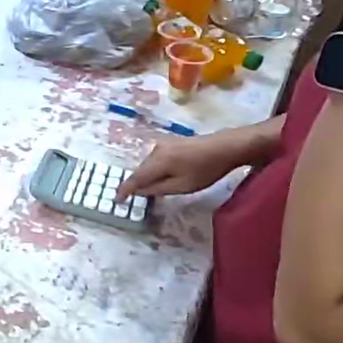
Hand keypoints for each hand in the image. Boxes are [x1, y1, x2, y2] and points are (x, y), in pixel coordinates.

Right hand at [119, 122, 283, 199]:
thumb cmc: (205, 170)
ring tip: (146, 190)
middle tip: (130, 198)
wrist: (225, 147)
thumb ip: (157, 188)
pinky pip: (155, 159)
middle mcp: (156, 151)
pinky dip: (154, 169)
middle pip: (141, 170)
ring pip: (148, 164)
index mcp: (157, 161)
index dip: (124, 189)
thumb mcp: (182, 186)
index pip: (135, 178)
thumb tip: (139, 190)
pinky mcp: (171, 143)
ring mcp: (163, 145)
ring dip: (146, 176)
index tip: (117, 199)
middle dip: (135, 184)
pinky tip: (160, 176)